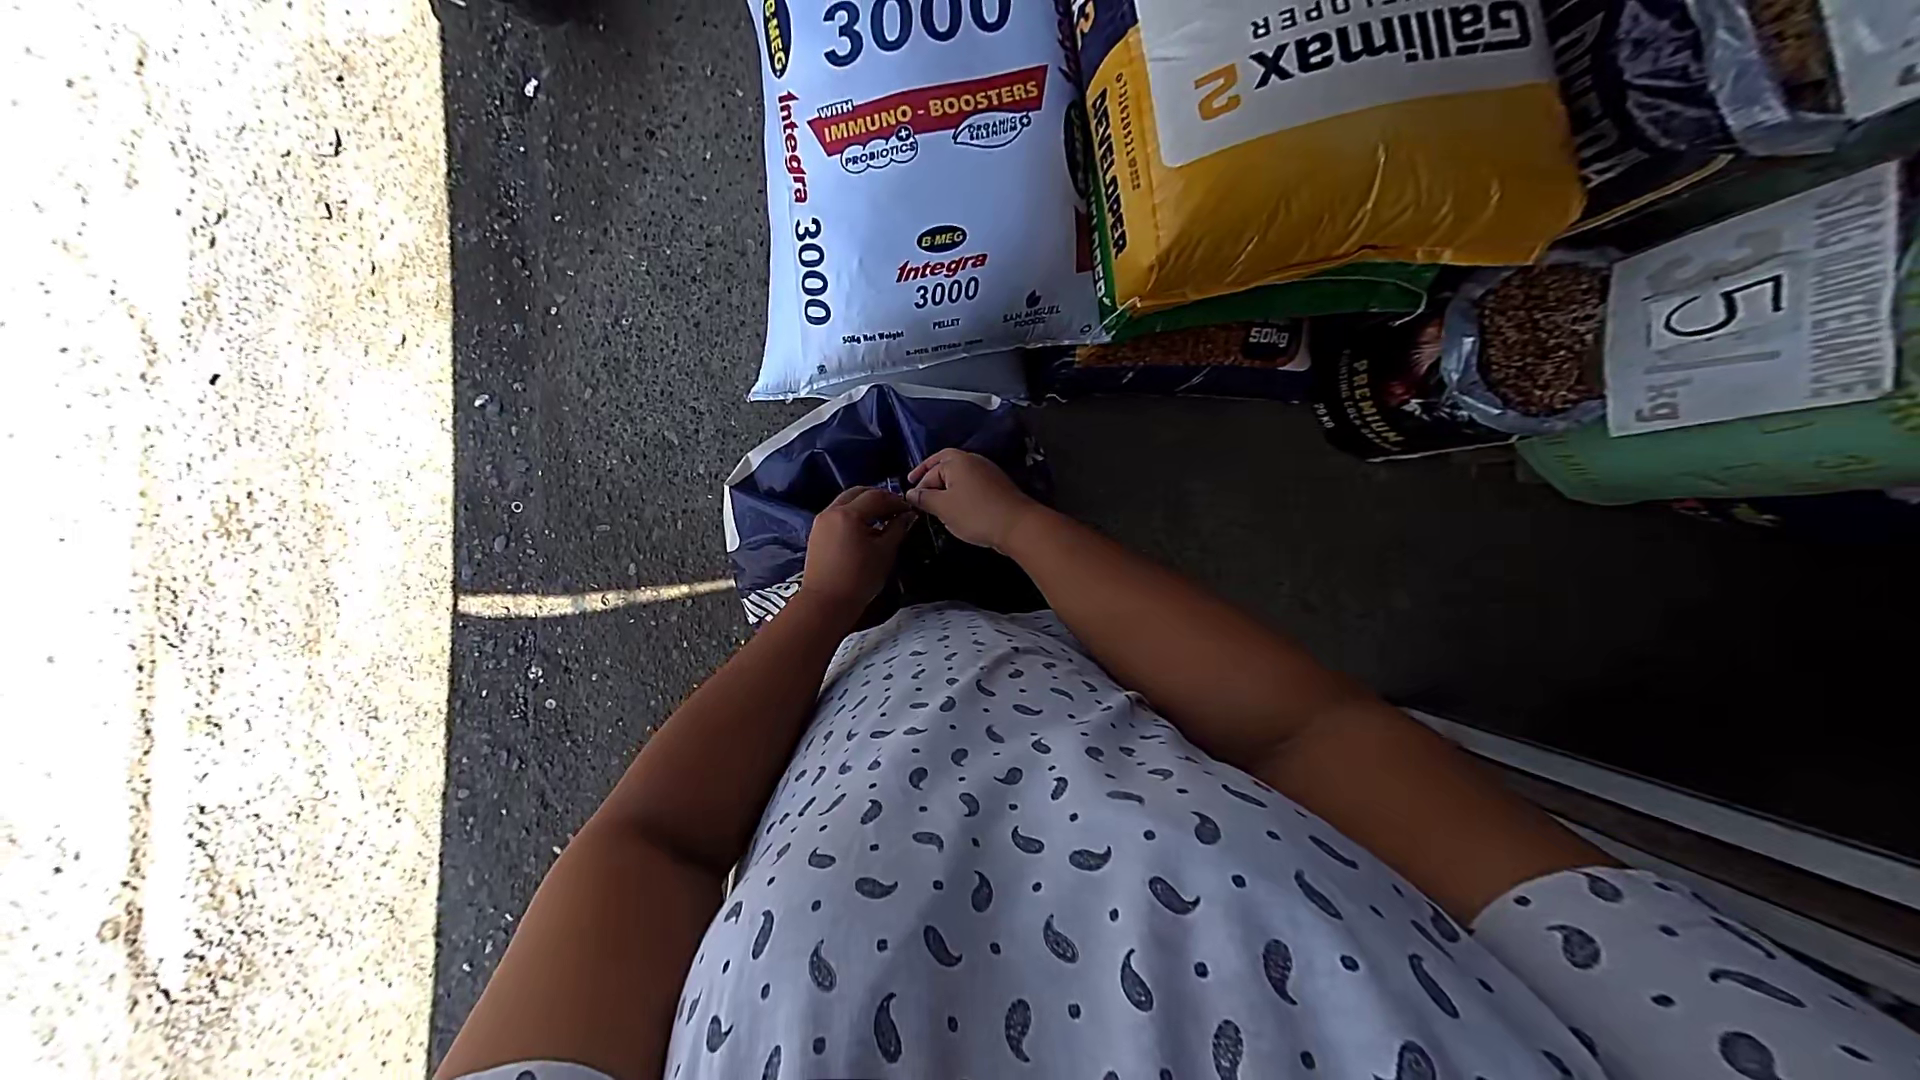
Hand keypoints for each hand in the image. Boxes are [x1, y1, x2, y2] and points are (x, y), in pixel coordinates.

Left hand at [799, 487, 915, 618]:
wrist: (826, 603)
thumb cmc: (859, 579)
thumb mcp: (885, 553)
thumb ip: (897, 529)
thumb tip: (907, 516)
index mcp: (848, 514)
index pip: (876, 497)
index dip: (895, 501)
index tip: (908, 510)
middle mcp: (831, 512)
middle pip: (858, 493)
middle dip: (878, 498)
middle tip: (895, 510)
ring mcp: (821, 522)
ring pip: (846, 502)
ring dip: (865, 506)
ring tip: (882, 520)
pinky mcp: (817, 533)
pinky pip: (838, 515)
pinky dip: (853, 515)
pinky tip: (865, 530)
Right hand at [905, 449, 1040, 551]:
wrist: (1017, 525)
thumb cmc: (975, 514)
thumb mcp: (943, 508)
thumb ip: (924, 498)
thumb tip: (910, 493)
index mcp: (957, 461)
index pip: (930, 470)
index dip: (919, 486)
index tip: (911, 501)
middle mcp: (972, 460)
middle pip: (945, 462)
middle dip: (930, 474)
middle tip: (918, 486)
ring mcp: (988, 471)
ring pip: (960, 473)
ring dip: (946, 483)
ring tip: (936, 499)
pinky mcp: (997, 484)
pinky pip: (972, 482)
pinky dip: (960, 489)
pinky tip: (958, 504)